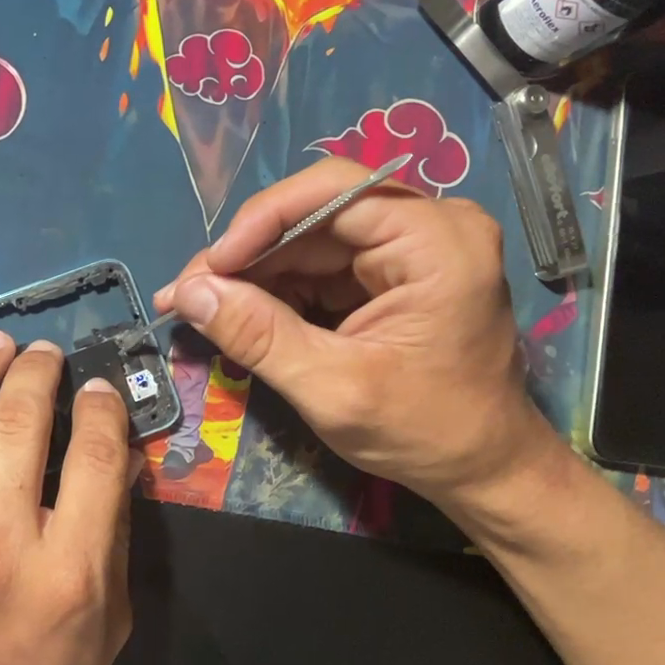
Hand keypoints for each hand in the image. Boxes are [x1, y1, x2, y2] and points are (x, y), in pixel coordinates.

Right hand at [156, 156, 557, 504]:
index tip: (207, 269)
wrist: (480, 470)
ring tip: (193, 305)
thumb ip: (259, 336)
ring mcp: (406, 251)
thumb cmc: (422, 432)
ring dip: (248, 275)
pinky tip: (229, 312)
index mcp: (436, 242)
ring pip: (305, 242)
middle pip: (312, 215)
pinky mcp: (386, 276)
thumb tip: (187, 293)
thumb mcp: (332, 388)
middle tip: (184, 293)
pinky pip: (315, 268)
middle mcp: (426, 228)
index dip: (259, 222)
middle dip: (243, 255)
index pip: (332, 194)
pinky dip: (269, 292)